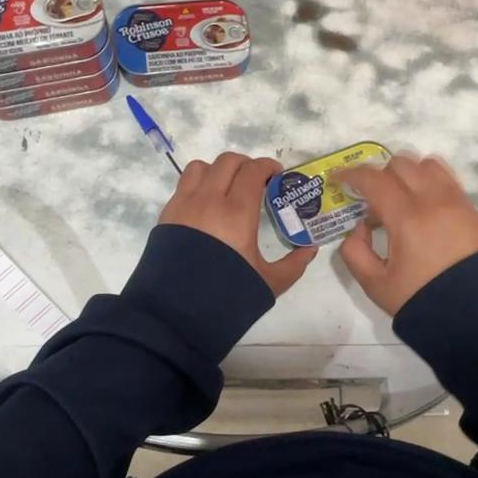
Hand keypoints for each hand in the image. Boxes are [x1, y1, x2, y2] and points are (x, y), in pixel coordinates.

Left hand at [160, 152, 315, 295]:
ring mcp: (184, 205)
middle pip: (228, 161)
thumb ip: (294, 263)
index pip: (253, 170)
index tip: (277, 175)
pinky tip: (207, 206)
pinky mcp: (167, 216)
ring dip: (218, 170)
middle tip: (256, 181)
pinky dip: (199, 185)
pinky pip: (183, 185)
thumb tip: (310, 249)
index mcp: (237, 213)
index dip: (268, 166)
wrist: (176, 315)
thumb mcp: (270, 283)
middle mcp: (209, 200)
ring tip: (228, 188)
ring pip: (201, 167)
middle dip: (246, 165)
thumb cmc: (227, 297)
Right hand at [336, 154, 477, 315]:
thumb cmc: (421, 299)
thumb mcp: (376, 285)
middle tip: (371, 199)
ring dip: (408, 173)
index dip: (351, 175)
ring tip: (401, 198)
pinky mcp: (472, 210)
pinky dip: (430, 181)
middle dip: (380, 174)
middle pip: (401, 163)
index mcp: (407, 217)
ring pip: (428, 164)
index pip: (374, 179)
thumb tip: (359, 228)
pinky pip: (448, 179)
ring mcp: (457, 201)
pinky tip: (424, 204)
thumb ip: (355, 252)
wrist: (475, 315)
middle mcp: (433, 200)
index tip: (339, 180)